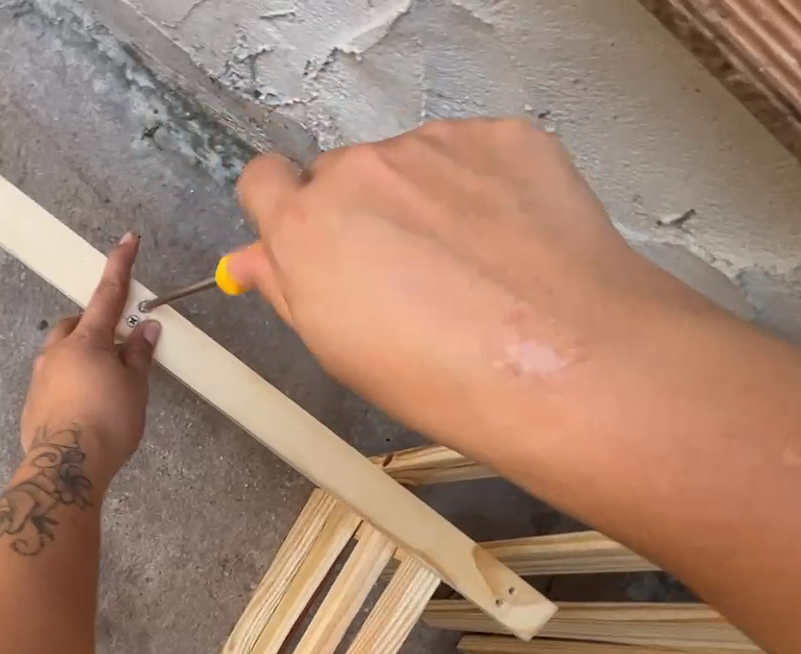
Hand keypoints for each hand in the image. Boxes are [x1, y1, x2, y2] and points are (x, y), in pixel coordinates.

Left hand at [21, 232, 158, 482]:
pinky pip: (51, 384)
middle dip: (93, 328)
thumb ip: (138, 355)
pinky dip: (67, 386)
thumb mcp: (134, 389)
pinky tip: (82, 410)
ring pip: (59, 355)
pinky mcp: (30, 406)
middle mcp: (56, 353)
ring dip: (79, 360)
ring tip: (100, 387)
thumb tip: (145, 327)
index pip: (107, 295)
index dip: (120, 266)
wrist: (66, 467)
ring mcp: (39, 379)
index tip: (128, 239)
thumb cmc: (108, 423)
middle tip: (115, 349)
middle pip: (74, 325)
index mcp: (86, 342)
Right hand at [226, 119, 735, 450]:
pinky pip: (465, 154)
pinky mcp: (500, 135)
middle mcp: (359, 170)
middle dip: (351, 210)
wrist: (552, 355)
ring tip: (456, 262)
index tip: (301, 237)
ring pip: (403, 163)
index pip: (261, 180)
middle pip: (335, 174)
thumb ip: (284, 288)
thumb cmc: (428, 372)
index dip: (278, 209)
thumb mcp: (332, 345)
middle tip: (388, 268)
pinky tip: (496, 241)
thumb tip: (248, 262)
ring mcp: (433, 145)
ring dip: (413, 198)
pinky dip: (471, 187)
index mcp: (304, 225)